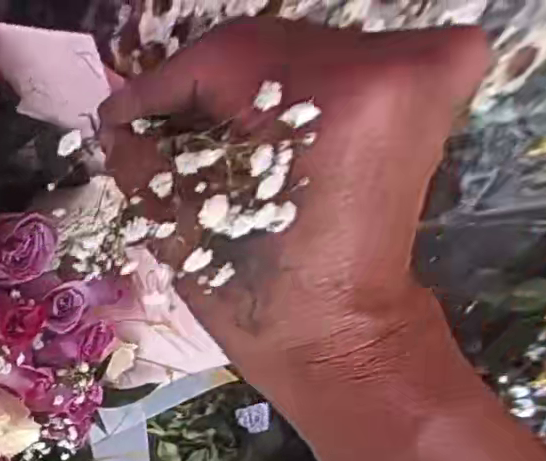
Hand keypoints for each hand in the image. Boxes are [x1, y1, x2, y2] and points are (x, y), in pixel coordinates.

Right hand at [99, 18, 489, 398]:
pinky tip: (242, 132)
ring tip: (183, 134)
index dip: (155, 86)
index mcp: (337, 102)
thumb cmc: (256, 300)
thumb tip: (113, 127)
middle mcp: (394, 62)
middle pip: (263, 45)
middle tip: (141, 126)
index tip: (113, 114)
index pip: (225, 56)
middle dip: (191, 88)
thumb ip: (144, 166)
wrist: (338, 330)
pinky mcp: (433, 74)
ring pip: (291, 51)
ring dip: (230, 91)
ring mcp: (426, 61)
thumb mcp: (183, 234)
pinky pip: (329, 62)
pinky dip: (276, 93)